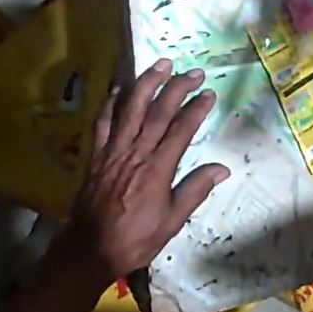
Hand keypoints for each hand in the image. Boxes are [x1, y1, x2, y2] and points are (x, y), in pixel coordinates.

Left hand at [56, 59, 227, 287]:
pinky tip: (120, 87)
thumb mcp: (172, 221)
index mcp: (158, 168)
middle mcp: (137, 151)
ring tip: (161, 64)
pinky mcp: (97, 152)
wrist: (90, 247)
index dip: (196, 109)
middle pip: (159, 111)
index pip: (181, 129)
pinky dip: (112, 102)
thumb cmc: (135, 238)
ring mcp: (114, 149)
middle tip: (193, 72)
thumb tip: (222, 168)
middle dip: (177, 87)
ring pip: (132, 107)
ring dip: (147, 83)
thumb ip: (195, 190)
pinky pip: (104, 120)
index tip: (209, 93)